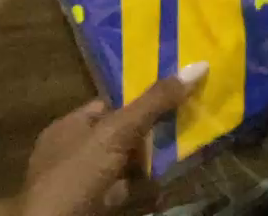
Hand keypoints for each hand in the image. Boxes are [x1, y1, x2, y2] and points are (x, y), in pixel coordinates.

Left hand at [20, 63, 205, 215]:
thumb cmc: (76, 176)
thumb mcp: (116, 132)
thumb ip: (154, 101)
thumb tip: (198, 65)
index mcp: (68, 129)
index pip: (111, 105)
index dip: (142, 100)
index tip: (176, 95)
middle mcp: (74, 156)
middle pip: (124, 136)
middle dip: (154, 134)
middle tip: (188, 123)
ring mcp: (85, 188)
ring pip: (129, 167)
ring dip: (156, 163)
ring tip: (188, 152)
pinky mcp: (98, 211)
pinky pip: (130, 194)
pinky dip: (149, 191)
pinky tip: (170, 185)